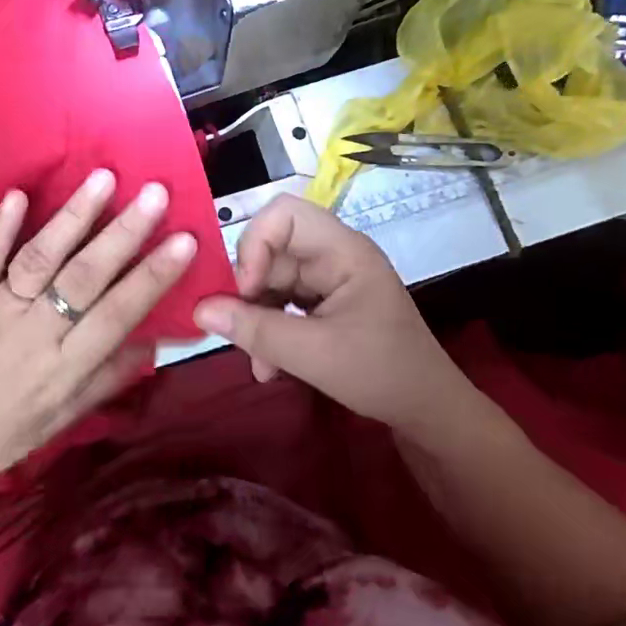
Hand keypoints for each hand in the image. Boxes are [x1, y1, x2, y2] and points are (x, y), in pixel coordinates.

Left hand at [0, 171, 196, 499]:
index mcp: (65, 367)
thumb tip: (157, 342)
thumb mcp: (65, 418)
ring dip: (72, 219)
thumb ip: (109, 377)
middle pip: (84, 277)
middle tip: (155, 195)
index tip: (184, 239)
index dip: (153, 276)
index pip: (118, 313)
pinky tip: (18, 195)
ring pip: (39, 259)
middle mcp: (34, 334)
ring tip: (103, 179)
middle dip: (124, 234)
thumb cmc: (4, 433)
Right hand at [192, 195, 480, 434]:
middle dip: (248, 292)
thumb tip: (199, 310)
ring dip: (255, 319)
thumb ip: (255, 330)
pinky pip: (278, 304)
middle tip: (238, 331)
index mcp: (343, 251)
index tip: (245, 291)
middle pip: (269, 251)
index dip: (255, 244)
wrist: (426, 411)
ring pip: (268, 281)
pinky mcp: (320, 303)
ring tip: (258, 361)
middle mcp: (332, 256)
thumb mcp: (314, 355)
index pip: (283, 215)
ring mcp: (326, 280)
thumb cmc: (382, 373)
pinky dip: (267, 332)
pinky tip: (268, 367)